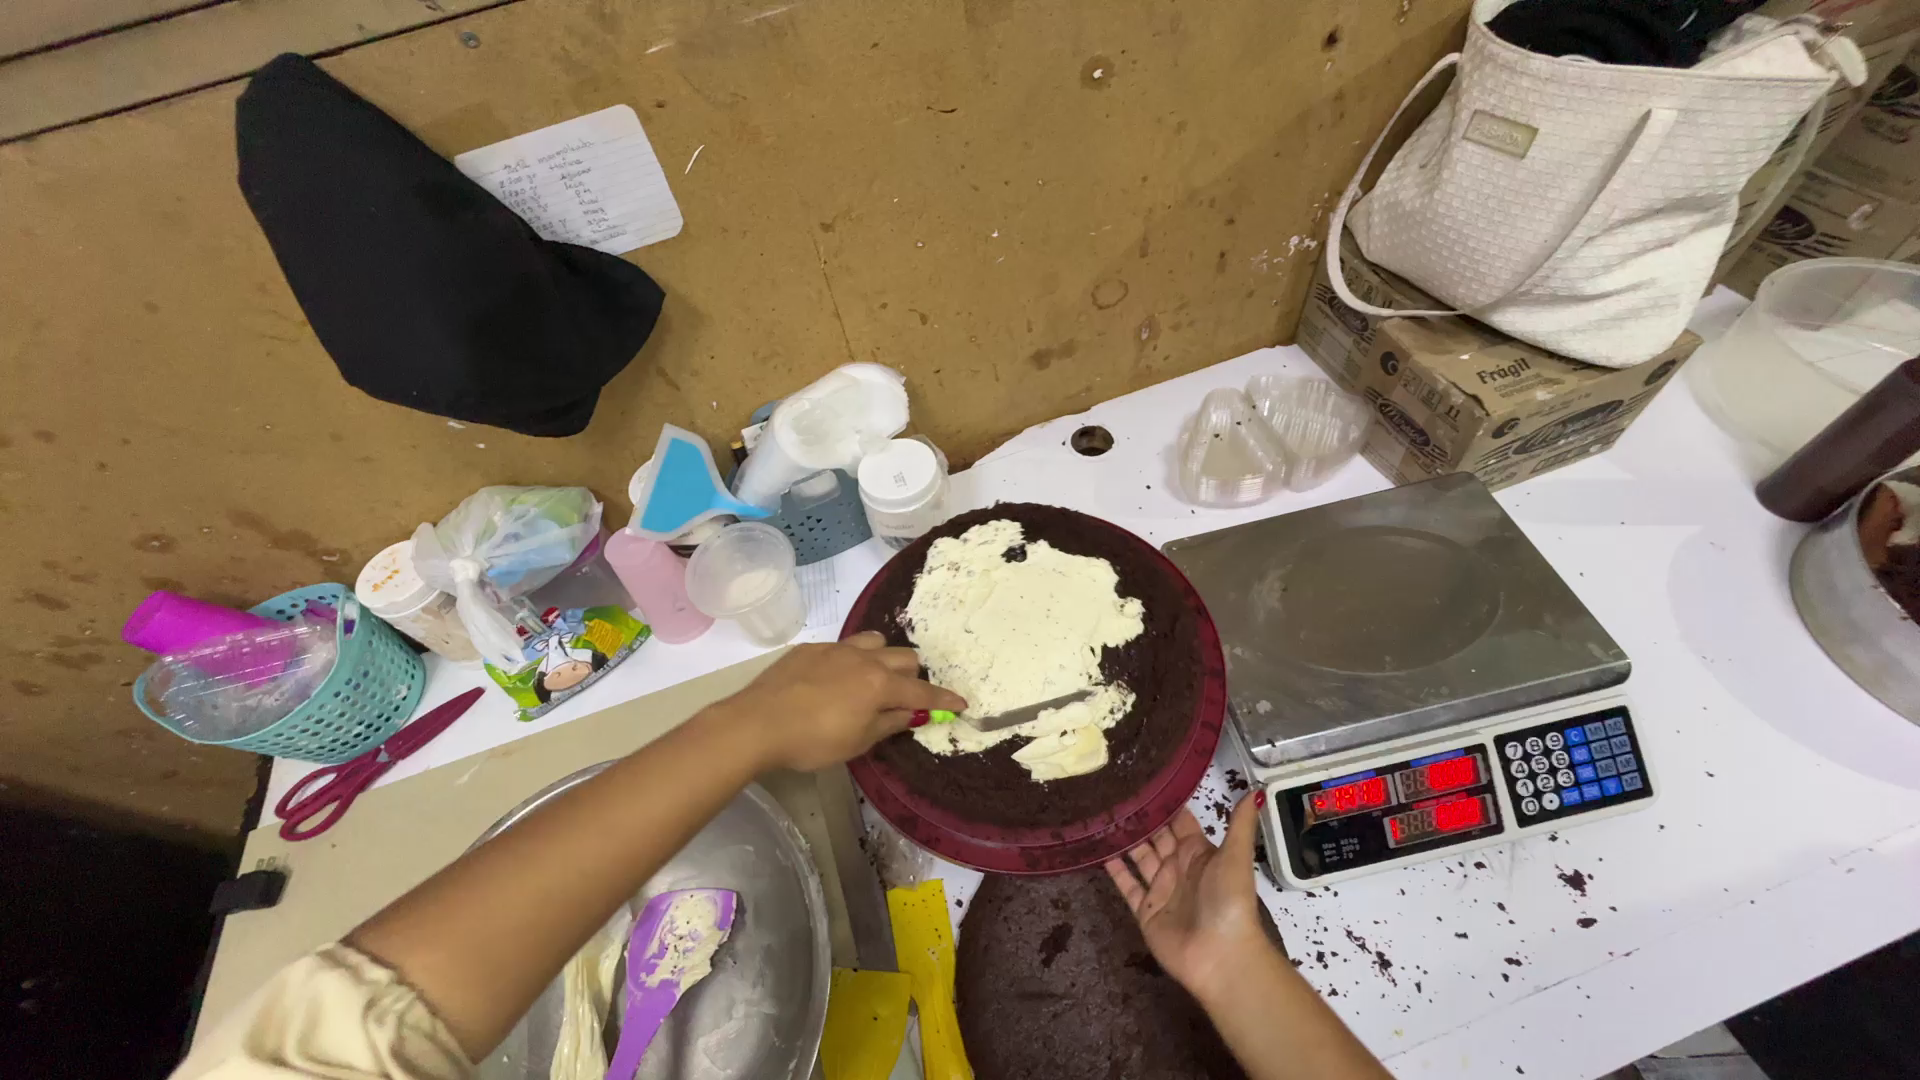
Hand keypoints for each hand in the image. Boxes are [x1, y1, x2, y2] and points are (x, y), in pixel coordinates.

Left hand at [716, 632, 967, 771]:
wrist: (757, 723)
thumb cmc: (812, 741)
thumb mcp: (858, 742)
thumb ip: (890, 724)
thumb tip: (913, 714)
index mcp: (880, 685)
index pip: (922, 692)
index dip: (944, 699)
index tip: (961, 703)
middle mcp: (864, 659)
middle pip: (905, 657)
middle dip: (914, 675)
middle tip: (906, 696)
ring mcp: (836, 649)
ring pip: (875, 641)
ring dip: (884, 657)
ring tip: (873, 678)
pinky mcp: (811, 648)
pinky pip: (843, 646)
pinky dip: (851, 660)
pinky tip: (834, 679)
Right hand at [1105, 793, 1270, 1003]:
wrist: (1221, 957)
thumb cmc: (1229, 902)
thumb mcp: (1236, 857)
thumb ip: (1240, 823)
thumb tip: (1257, 789)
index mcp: (1197, 853)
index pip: (1177, 821)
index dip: (1163, 802)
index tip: (1142, 779)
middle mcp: (1177, 867)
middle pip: (1154, 836)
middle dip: (1137, 817)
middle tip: (1113, 792)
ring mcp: (1160, 888)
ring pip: (1137, 856)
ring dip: (1122, 839)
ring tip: (1101, 815)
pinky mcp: (1145, 910)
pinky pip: (1126, 885)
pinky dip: (1113, 869)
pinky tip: (1097, 849)